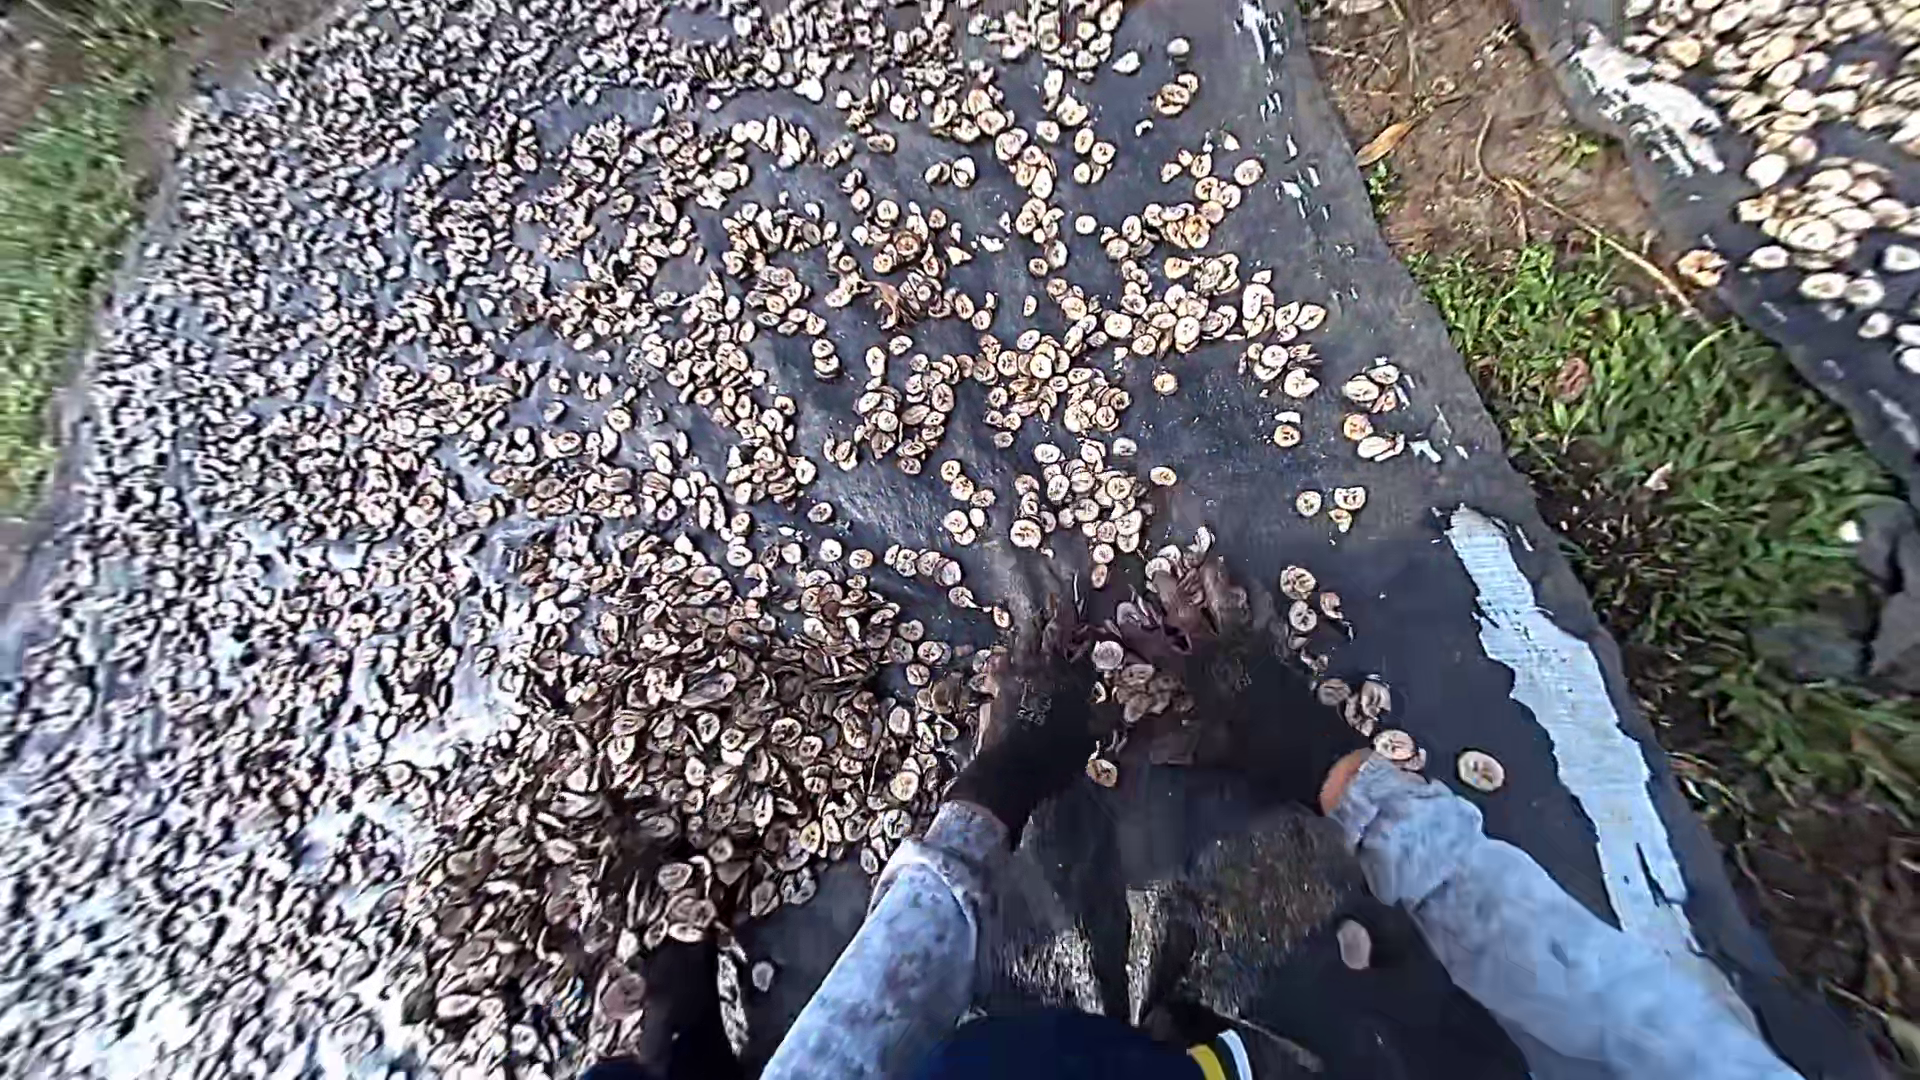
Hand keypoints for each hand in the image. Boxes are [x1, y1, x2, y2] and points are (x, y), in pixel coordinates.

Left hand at [947, 598, 1096, 842]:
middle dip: (1060, 616)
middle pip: (1055, 635)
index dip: (1090, 638)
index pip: (1086, 654)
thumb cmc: (1055, 759)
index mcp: (1073, 682)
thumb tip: (1128, 708)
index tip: (1092, 626)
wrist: (1011, 770)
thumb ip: (1105, 719)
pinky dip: (1004, 653)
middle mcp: (1047, 671)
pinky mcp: (999, 683)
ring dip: (1032, 625)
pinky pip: (1001, 661)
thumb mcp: (1089, 740)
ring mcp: (1020, 674)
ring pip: (1027, 640)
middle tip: (1060, 597)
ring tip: (1035, 611)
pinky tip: (1004, 648)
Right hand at [1119, 557, 1366, 810]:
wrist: (1317, 753)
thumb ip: (1176, 747)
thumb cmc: (1259, 753)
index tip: (1123, 615)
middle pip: (1191, 617)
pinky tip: (1254, 583)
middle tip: (1160, 569)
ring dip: (1216, 583)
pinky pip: (1266, 615)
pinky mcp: (1276, 647)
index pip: (1161, 651)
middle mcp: (1222, 655)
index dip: (1140, 634)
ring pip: (1228, 606)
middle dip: (1172, 593)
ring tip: (1209, 561)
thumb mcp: (1212, 752)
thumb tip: (1140, 753)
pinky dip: (1259, 597)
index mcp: (1201, 678)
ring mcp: (1251, 647)